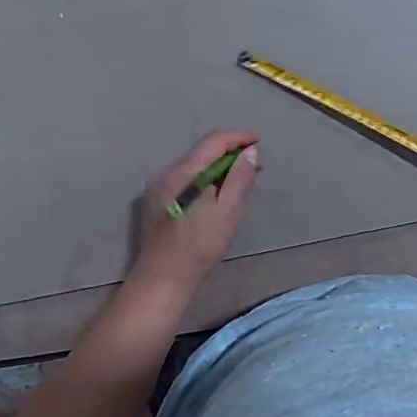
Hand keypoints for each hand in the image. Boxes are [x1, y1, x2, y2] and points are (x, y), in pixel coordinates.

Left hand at [129, 130, 259, 295]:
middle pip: (203, 151)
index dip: (238, 137)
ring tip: (240, 180)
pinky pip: (187, 178)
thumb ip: (239, 179)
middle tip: (255, 166)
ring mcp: (159, 186)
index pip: (213, 141)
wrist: (162, 278)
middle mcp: (167, 172)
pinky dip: (206, 178)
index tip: (259, 142)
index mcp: (182, 172)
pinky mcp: (158, 200)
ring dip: (218, 166)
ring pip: (195, 165)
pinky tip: (218, 194)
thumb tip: (250, 151)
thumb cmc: (198, 248)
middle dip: (230, 152)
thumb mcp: (227, 212)